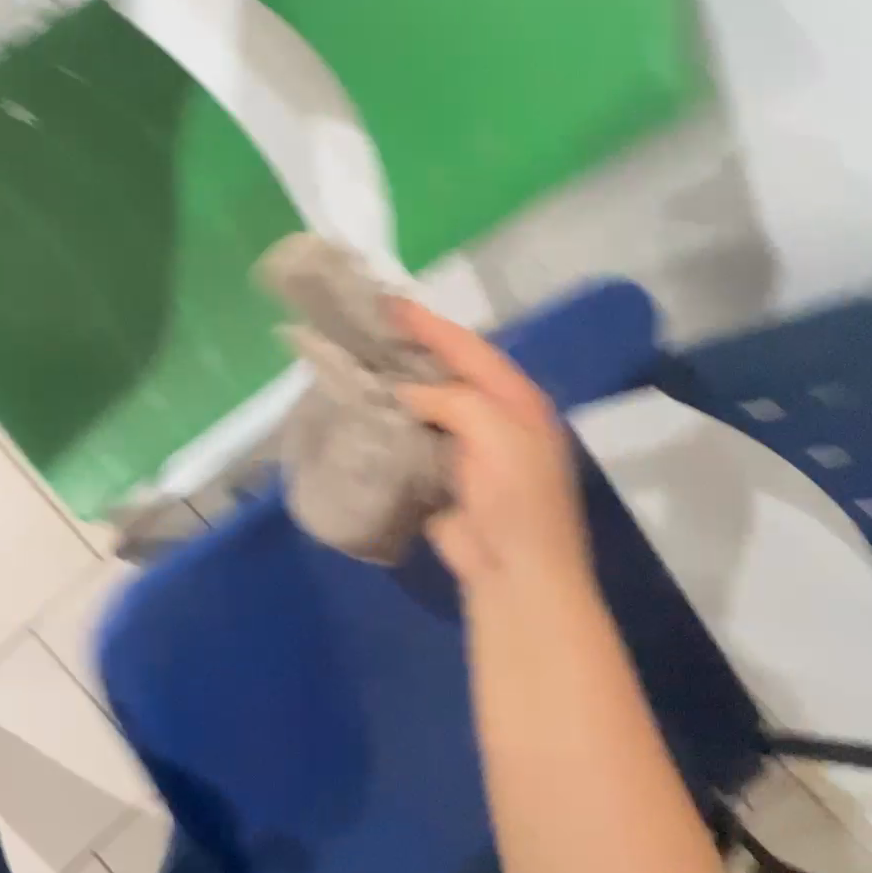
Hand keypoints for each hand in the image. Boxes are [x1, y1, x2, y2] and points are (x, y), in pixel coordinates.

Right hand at [390, 300, 595, 611]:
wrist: (512, 568)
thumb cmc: (516, 499)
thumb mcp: (497, 436)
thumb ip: (455, 402)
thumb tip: (405, 394)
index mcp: (516, 401)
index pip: (469, 350)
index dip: (430, 325)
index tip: (389, 304)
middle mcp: (492, 415)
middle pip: (446, 371)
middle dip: (409, 349)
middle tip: (365, 329)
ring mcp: (466, 445)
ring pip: (424, 403)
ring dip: (394, 385)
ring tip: (355, 363)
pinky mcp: (440, 472)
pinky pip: (410, 435)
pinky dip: (387, 421)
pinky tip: (361, 411)